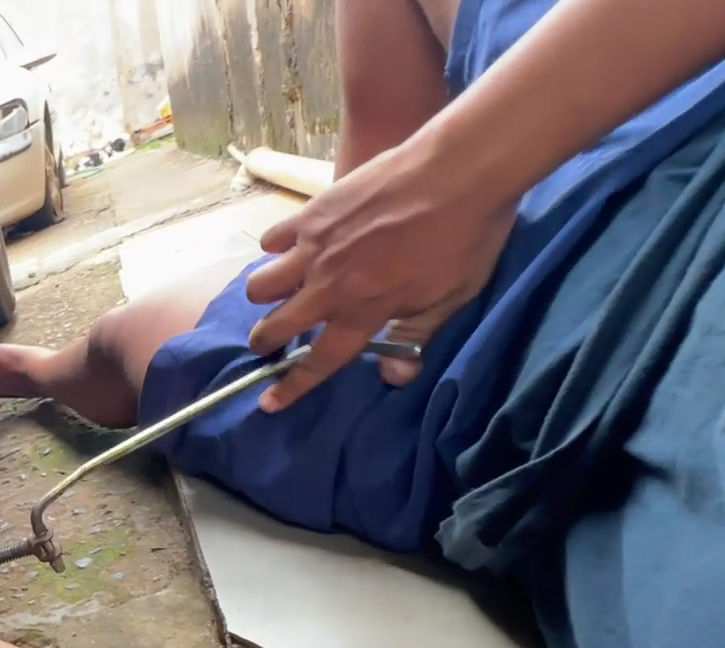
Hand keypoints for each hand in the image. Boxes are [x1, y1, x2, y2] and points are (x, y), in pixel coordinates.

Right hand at [243, 138, 516, 409]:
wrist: (462, 168)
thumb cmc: (465, 235)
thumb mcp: (452, 294)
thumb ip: (415, 334)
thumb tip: (396, 378)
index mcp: (362, 311)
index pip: (318, 362)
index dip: (291, 387)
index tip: (267, 403)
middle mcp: (326, 289)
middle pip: (272, 328)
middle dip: (265, 341)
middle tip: (270, 338)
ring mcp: (312, 252)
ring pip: (259, 288)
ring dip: (266, 294)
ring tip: (281, 287)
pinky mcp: (308, 218)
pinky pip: (272, 241)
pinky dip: (277, 247)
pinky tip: (293, 244)